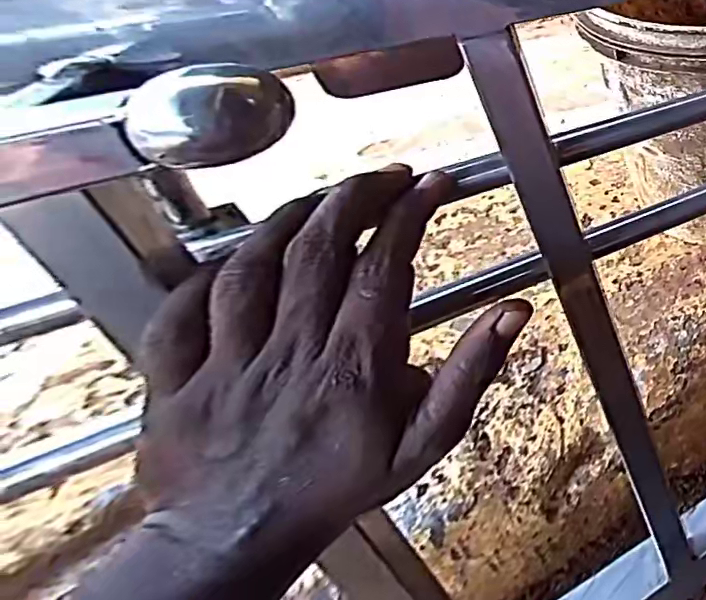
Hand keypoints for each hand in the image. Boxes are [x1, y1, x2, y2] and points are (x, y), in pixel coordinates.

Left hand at [127, 166, 530, 584]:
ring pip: (248, 272)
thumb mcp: (433, 435)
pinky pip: (176, 316)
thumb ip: (475, 370)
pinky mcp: (172, 384)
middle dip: (354, 199)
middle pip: (316, 254)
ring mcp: (223, 368)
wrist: (235, 545)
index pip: (384, 266)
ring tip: (322, 196)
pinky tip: (240, 253)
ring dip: (288, 221)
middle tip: (384, 176)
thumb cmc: (345, 481)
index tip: (432, 184)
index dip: (410, 214)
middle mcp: (289, 355)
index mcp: (354, 364)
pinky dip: (208, 273)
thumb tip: (516, 311)